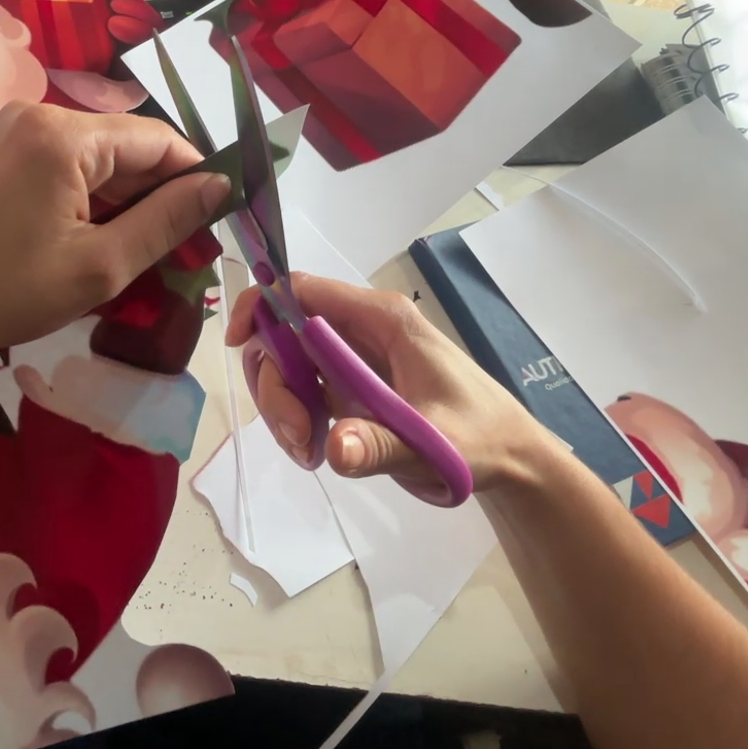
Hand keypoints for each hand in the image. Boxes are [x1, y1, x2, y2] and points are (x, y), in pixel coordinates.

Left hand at [0, 104, 228, 382]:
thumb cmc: (13, 293)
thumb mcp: (103, 265)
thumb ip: (167, 220)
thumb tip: (219, 186)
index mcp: (63, 135)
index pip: (156, 139)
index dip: (194, 173)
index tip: (219, 213)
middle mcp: (39, 114)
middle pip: (127, 145)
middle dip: (160, 190)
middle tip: (187, 242)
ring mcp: (18, 130)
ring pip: (101, 157)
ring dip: (129, 197)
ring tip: (149, 244)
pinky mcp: (7, 151)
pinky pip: (71, 164)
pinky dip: (96, 195)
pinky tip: (108, 232)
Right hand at [225, 273, 562, 497]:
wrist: (510, 458)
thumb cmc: (480, 438)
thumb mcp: (436, 444)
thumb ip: (383, 446)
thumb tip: (334, 447)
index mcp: (380, 319)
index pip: (300, 289)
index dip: (260, 306)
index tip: (237, 343)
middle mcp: (358, 329)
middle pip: (282, 336)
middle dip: (275, 385)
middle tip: (297, 435)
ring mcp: (350, 357)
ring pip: (285, 365)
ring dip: (282, 408)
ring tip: (310, 451)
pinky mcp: (347, 383)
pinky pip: (299, 390)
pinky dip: (294, 420)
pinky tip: (317, 450)